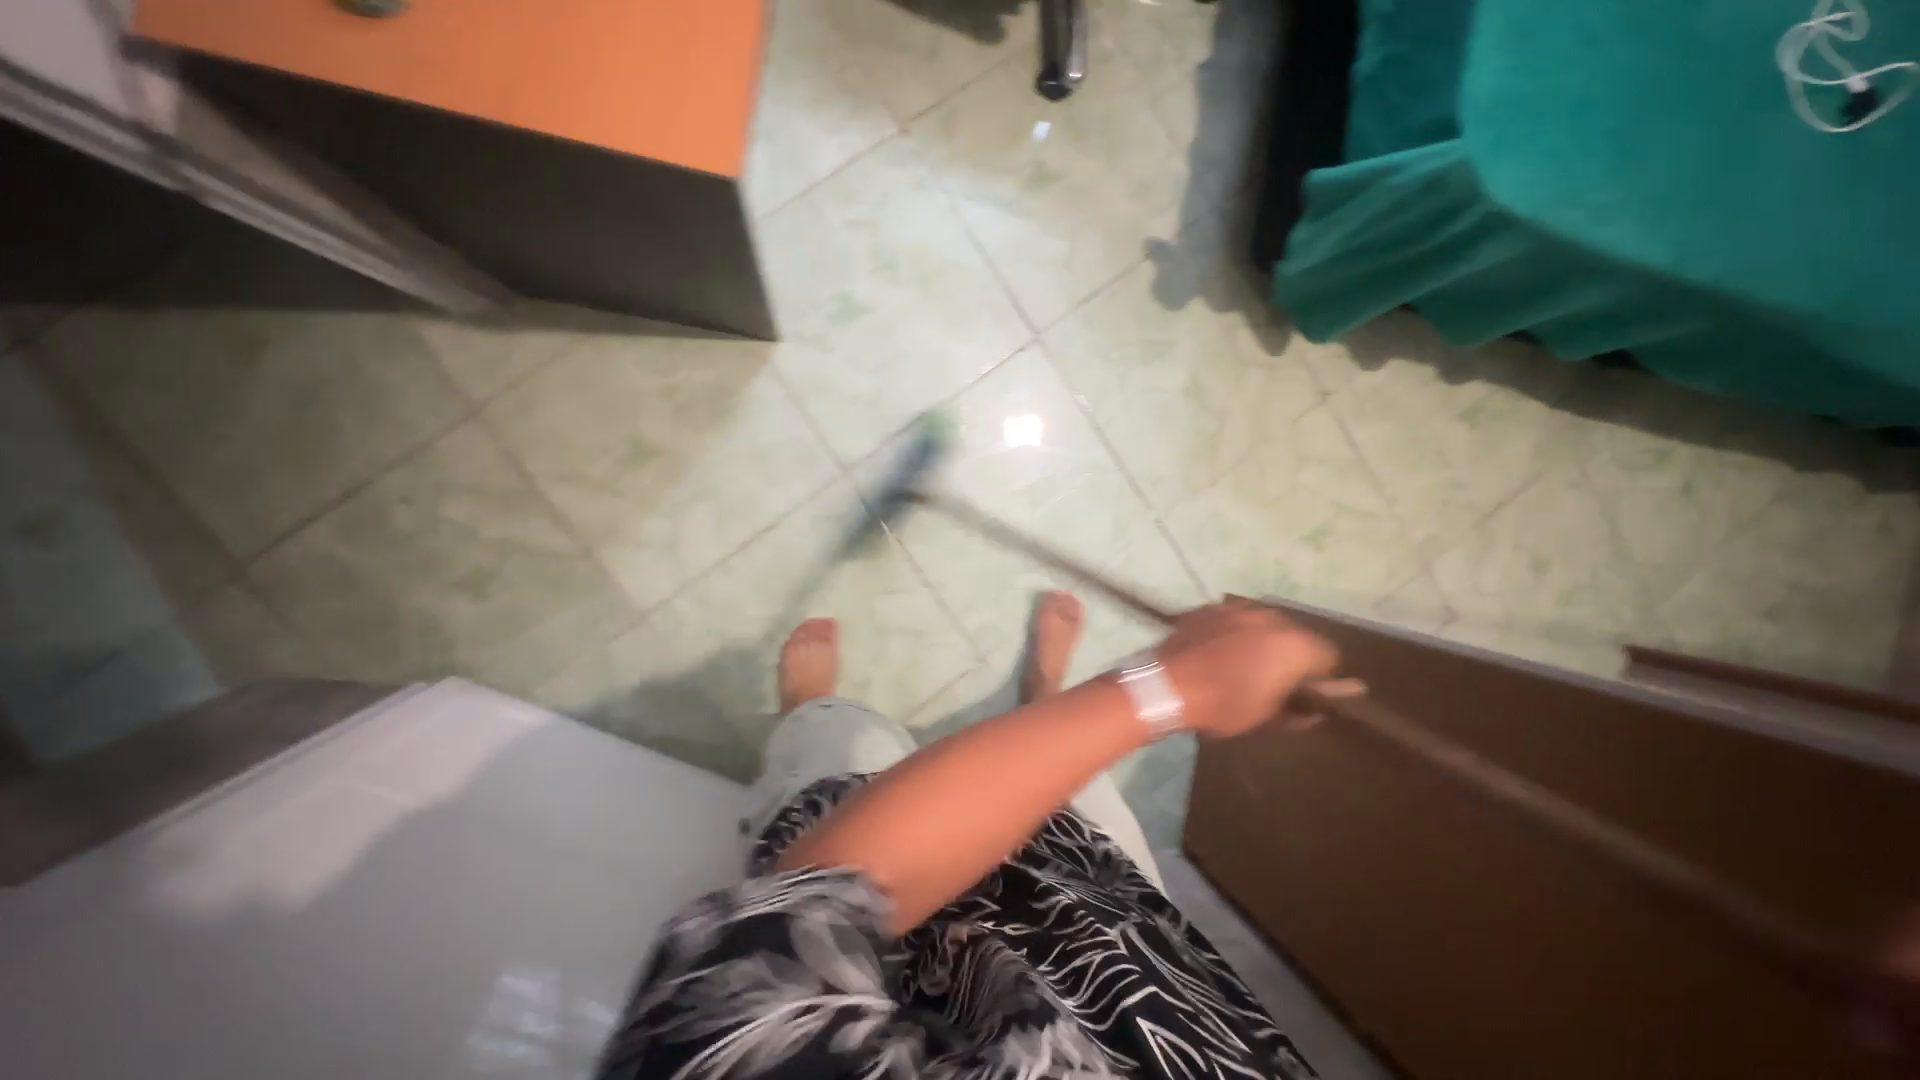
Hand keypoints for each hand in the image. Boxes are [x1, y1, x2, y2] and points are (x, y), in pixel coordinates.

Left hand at [1156, 600, 1352, 737]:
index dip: (1319, 678)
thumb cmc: (1224, 704)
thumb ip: (1299, 712)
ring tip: (1240, 663)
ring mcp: (1239, 607)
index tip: (1301, 692)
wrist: (1168, 684)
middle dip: (1289, 655)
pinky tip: (1216, 650)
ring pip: (1264, 624)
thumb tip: (1316, 712)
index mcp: (1296, 645)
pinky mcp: (1211, 607)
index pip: (1329, 656)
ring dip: (1261, 640)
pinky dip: (1232, 632)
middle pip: (1296, 636)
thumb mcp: (1267, 717)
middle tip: (1271, 679)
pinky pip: (1233, 619)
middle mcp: (1273, 618)